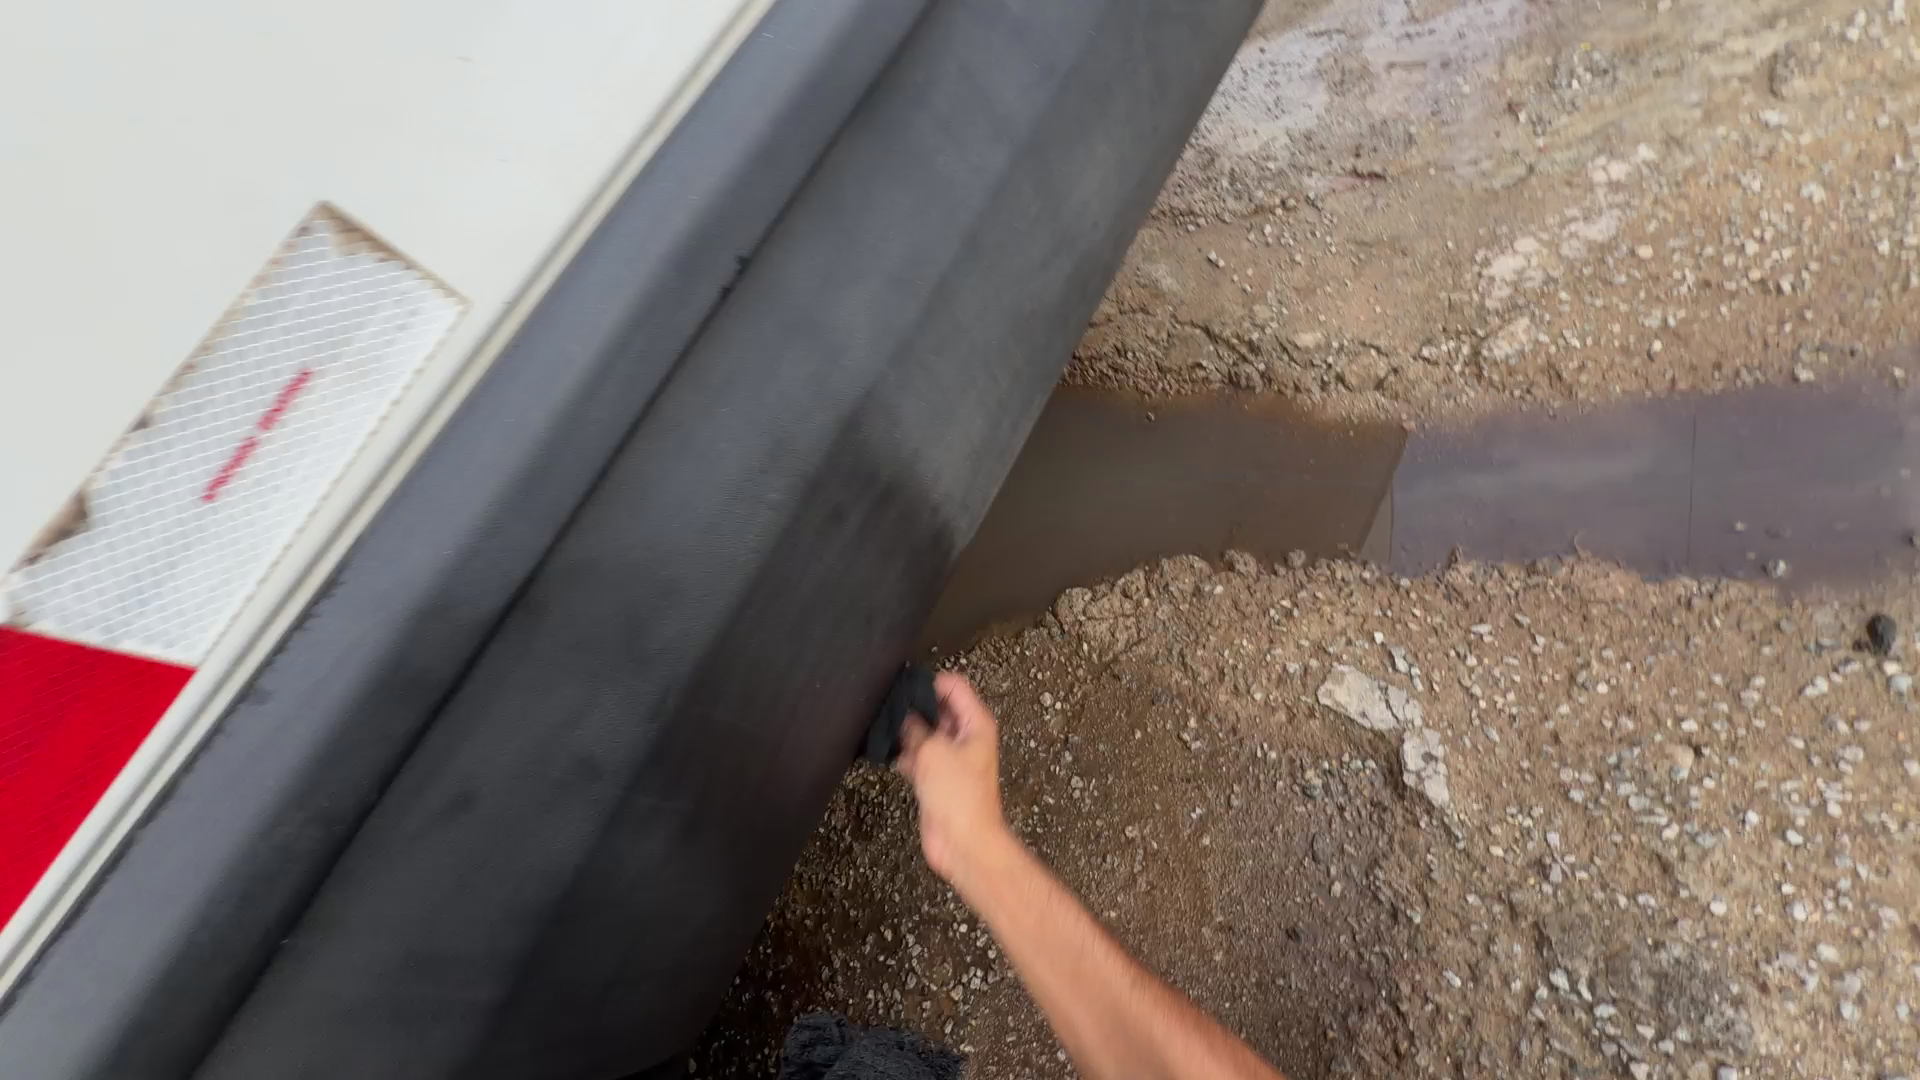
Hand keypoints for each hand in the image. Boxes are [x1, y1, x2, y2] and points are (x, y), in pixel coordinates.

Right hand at [895, 673, 1013, 885]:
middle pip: (939, 707)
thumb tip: (904, 714)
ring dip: (907, 731)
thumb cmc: (961, 799)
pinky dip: (904, 754)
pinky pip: (918, 755)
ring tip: (885, 727)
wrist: (964, 843)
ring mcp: (951, 757)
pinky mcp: (937, 777)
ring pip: (926, 732)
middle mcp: (966, 737)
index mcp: (976, 723)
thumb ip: (916, 728)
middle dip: (915, 706)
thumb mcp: (934, 752)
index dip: (930, 682)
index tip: (905, 686)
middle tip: (891, 705)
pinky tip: (886, 752)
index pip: (954, 686)